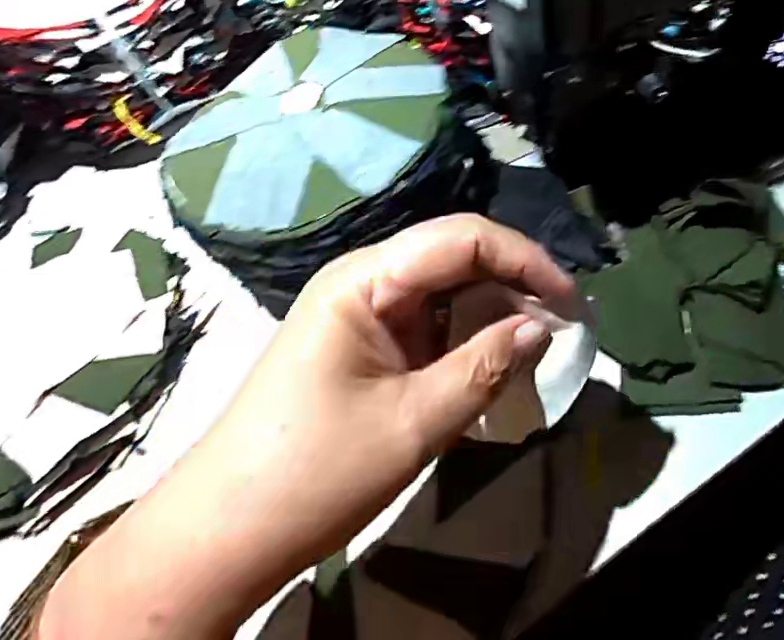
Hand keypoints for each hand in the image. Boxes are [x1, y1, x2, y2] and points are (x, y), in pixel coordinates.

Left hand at [41, 215, 573, 639]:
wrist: (213, 545)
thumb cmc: (310, 477)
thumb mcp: (413, 424)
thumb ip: (486, 367)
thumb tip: (545, 327)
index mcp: (365, 279)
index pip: (464, 238)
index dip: (526, 259)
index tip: (569, 301)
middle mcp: (365, 278)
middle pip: (459, 253)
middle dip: (517, 279)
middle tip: (563, 320)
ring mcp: (365, 308)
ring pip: (451, 284)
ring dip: (498, 306)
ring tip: (538, 339)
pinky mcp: (369, 339)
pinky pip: (435, 317)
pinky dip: (473, 331)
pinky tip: (497, 356)